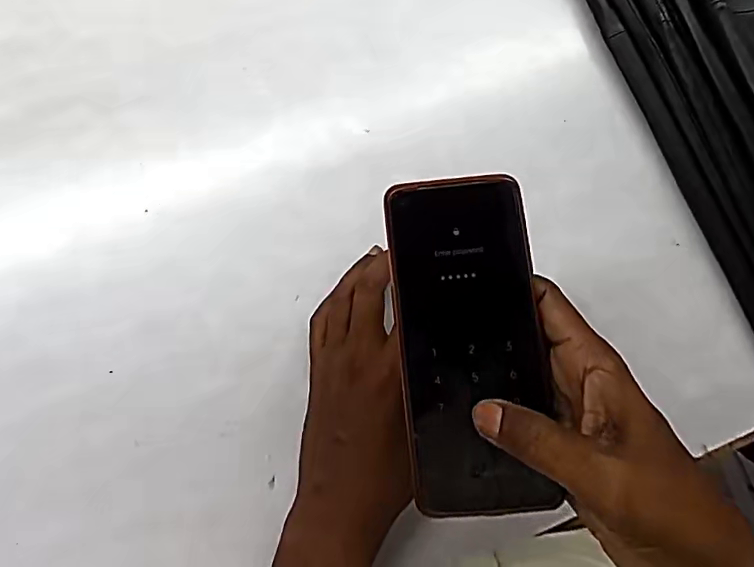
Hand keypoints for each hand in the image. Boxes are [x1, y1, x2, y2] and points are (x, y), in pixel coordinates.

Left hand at [274, 247, 411, 566]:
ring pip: (342, 298)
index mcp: (390, 370)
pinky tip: (342, 293)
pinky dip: (334, 299)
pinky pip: (323, 320)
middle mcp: (358, 357)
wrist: (338, 503)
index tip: (419, 259)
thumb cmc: (380, 479)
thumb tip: (435, 352)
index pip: (404, 305)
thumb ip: (430, 380)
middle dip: (383, 262)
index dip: (412, 276)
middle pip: (368, 288)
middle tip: (396, 250)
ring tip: (372, 260)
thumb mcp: (424, 423)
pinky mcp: (318, 369)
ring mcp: (334, 359)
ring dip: (358, 273)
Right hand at [473, 279, 753, 566]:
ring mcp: (573, 414)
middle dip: (496, 331)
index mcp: (597, 368)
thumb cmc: (678, 510)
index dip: (515, 283)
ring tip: (463, 377)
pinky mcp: (566, 445)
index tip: (480, 278)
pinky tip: (486, 425)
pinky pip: (524, 415)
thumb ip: (539, 440)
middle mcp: (583, 383)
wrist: (698, 561)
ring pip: (523, 375)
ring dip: (499, 376)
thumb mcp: (601, 473)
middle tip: (457, 333)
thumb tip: (489, 411)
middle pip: (528, 335)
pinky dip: (504, 417)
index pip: (548, 303)